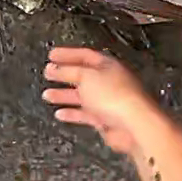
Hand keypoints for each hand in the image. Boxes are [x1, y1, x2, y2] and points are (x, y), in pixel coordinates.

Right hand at [42, 47, 160, 157]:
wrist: (134, 125)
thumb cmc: (116, 96)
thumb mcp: (85, 77)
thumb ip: (67, 71)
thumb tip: (54, 68)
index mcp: (107, 66)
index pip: (84, 55)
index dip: (67, 54)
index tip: (52, 55)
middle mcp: (109, 82)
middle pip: (82, 75)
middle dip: (64, 75)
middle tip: (48, 73)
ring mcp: (107, 101)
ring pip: (82, 96)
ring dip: (64, 95)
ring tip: (47, 95)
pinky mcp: (106, 119)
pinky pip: (85, 114)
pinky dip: (72, 113)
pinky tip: (60, 113)